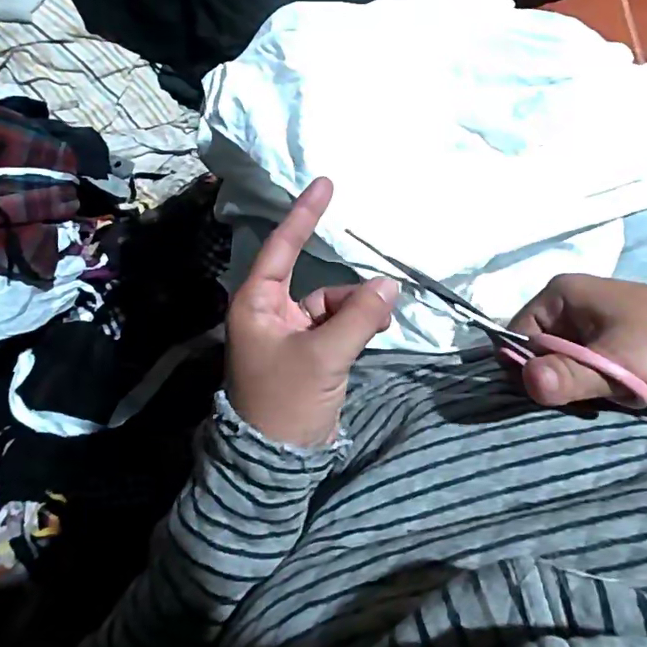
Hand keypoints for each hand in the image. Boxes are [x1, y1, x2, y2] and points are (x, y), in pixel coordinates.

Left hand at [225, 178, 399, 445]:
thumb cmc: (286, 403)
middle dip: (348, 295)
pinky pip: (338, 327)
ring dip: (358, 314)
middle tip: (378, 305)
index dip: (305, 214)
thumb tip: (389, 285)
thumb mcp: (325, 357)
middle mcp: (270, 313)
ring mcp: (289, 335)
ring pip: (333, 307)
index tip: (325, 183)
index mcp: (257, 305)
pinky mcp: (307, 354)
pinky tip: (372, 337)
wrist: (276, 463)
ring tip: (375, 332)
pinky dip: (356, 328)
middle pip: (317, 284)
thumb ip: (359, 317)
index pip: (283, 248)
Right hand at [508, 274, 646, 407]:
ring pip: (556, 361)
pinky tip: (606, 395)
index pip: (516, 337)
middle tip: (584, 400)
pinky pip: (576, 364)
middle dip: (552, 380)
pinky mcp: (601, 338)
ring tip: (600, 398)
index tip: (556, 394)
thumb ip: (571, 375)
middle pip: (535, 351)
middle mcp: (566, 302)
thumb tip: (526, 382)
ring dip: (571, 385)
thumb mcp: (616, 363)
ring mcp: (584, 320)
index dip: (528, 370)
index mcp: (560, 294)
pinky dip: (585, 382)